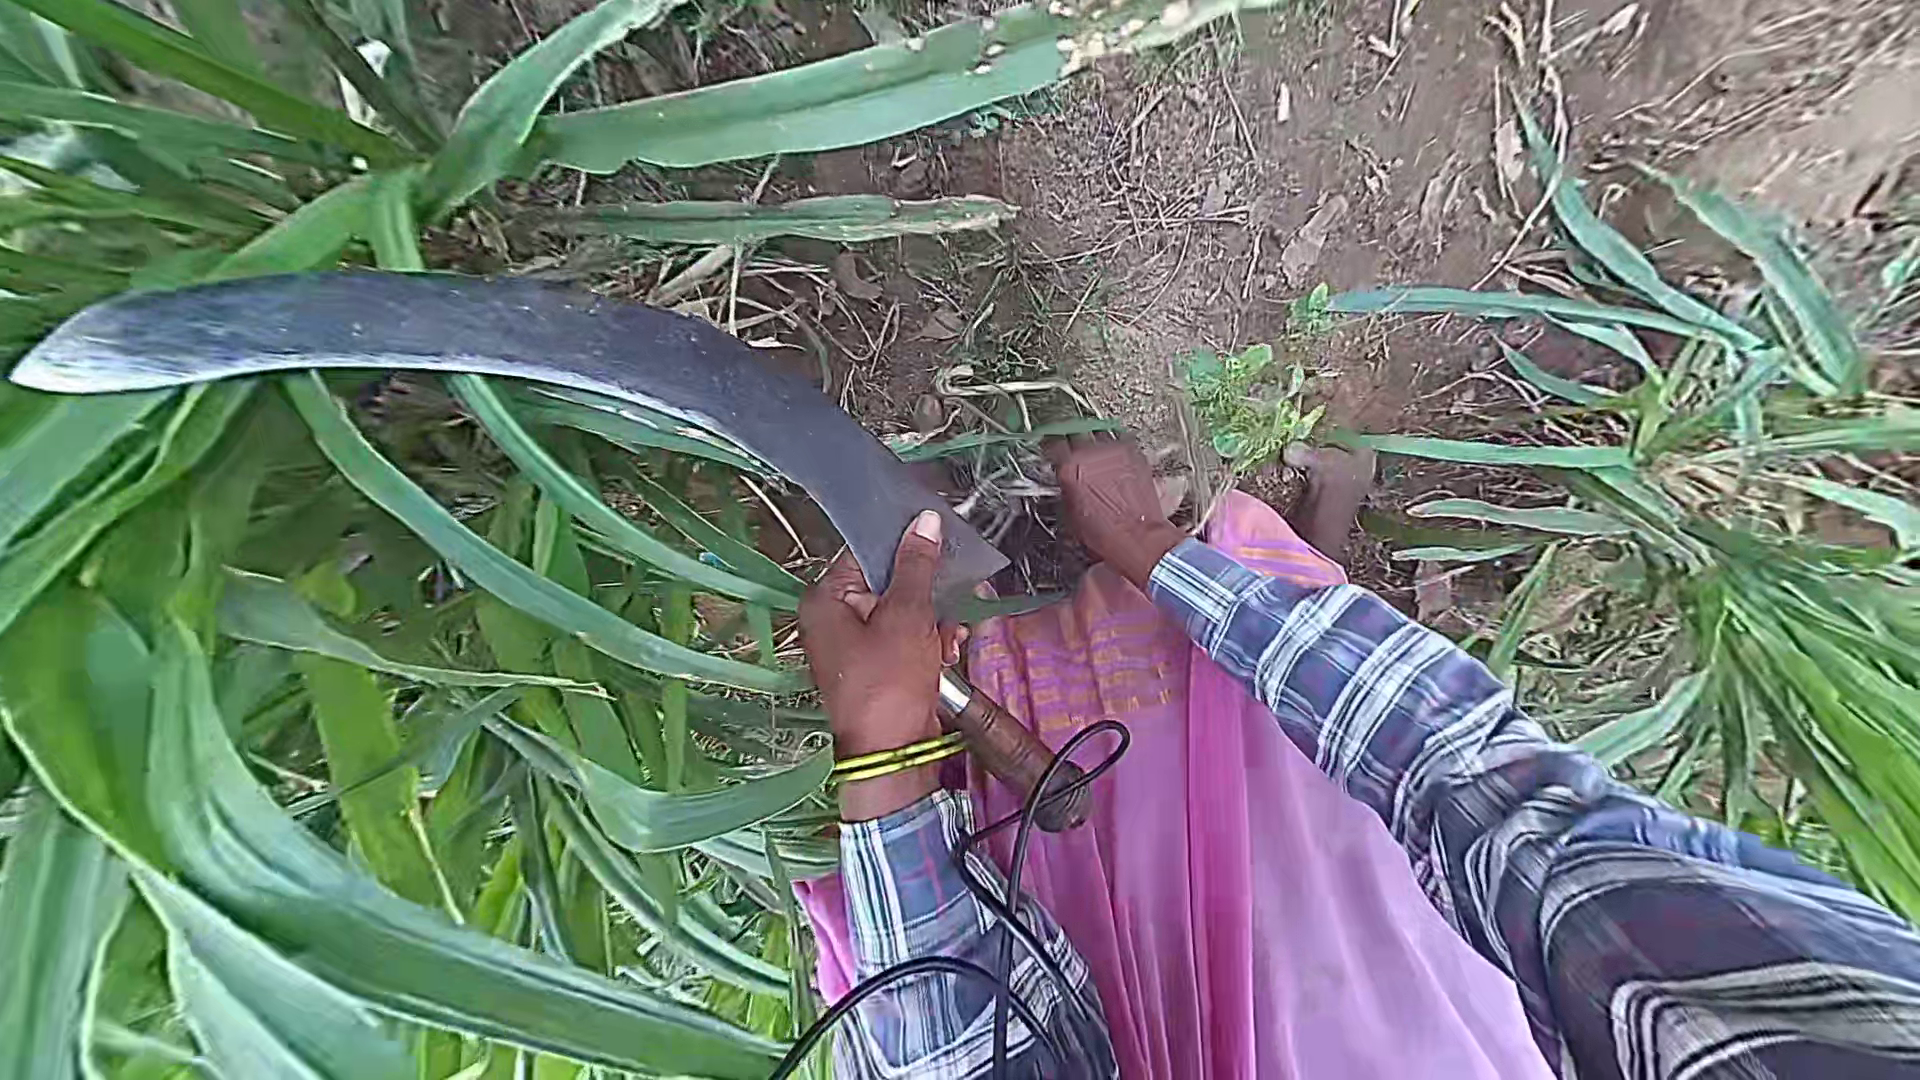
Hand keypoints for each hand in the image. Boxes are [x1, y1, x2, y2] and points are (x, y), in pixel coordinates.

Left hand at [799, 510, 965, 820]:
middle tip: (952, 593)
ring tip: (948, 636)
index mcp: (826, 600)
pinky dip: (926, 641)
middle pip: (887, 582)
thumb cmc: (889, 681)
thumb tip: (925, 521)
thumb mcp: (907, 615)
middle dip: (925, 593)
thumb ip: (917, 566)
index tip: (937, 539)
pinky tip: (946, 651)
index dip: (903, 546)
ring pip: (901, 611)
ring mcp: (854, 644)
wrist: (893, 753)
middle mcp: (834, 618)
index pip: (865, 553)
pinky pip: (903, 637)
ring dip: (932, 620)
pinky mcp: (876, 664)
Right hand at [1046, 434, 1186, 589]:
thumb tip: (1066, 481)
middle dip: (1070, 438)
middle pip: (1075, 431)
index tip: (1051, 445)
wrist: (1136, 536)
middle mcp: (1091, 453)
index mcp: (1070, 467)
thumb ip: (1065, 487)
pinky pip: (1119, 439)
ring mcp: (1114, 451)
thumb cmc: (1105, 532)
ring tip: (1092, 449)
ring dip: (1093, 439)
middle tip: (1069, 446)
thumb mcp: (1069, 512)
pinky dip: (1113, 444)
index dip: (1050, 444)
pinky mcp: (1134, 453)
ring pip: (1098, 431)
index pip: (1053, 442)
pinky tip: (1112, 454)